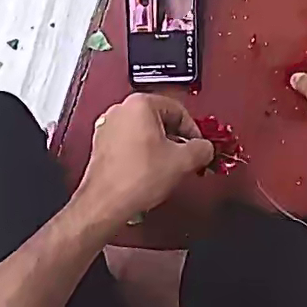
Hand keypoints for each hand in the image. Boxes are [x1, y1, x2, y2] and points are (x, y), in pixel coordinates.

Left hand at [74, 94, 215, 224]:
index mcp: (140, 104)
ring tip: (167, 167)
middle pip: (160, 119)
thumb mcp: (183, 161)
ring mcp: (108, 126)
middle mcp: (121, 109)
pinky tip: (148, 171)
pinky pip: (130, 142)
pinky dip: (142, 152)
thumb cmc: (138, 177)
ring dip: (159, 147)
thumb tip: (205, 148)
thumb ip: (202, 148)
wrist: (106, 202)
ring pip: (144, 131)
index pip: (178, 111)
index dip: (193, 131)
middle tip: (186, 158)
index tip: (198, 146)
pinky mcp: (101, 143)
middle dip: (176, 139)